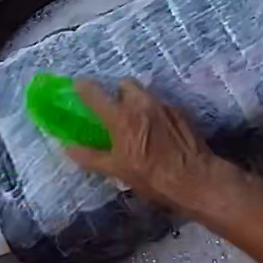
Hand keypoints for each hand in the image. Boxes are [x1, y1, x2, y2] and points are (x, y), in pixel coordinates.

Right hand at [65, 78, 242, 213]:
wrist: (194, 178)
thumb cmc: (152, 177)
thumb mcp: (117, 170)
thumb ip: (90, 156)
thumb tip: (68, 147)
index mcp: (122, 118)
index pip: (96, 93)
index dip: (85, 87)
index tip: (79, 84)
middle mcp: (142, 104)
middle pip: (125, 84)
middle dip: (118, 92)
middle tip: (116, 109)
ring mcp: (164, 105)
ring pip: (146, 92)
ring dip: (138, 100)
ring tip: (139, 120)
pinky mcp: (180, 110)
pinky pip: (162, 103)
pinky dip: (156, 110)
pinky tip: (159, 129)